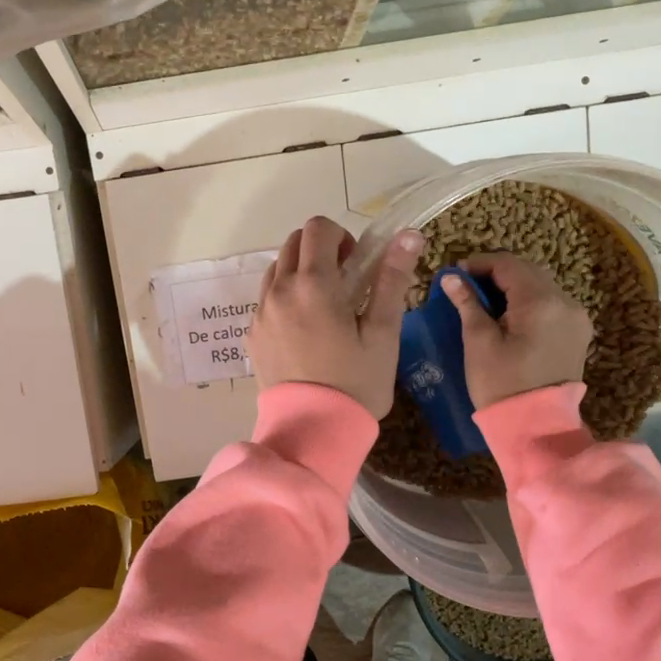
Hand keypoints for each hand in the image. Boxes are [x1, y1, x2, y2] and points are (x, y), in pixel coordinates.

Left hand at [250, 217, 425, 418]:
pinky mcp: (252, 335)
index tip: (356, 263)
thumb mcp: (383, 333)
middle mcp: (279, 291)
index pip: (317, 229)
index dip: (341, 236)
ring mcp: (260, 313)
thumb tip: (408, 236)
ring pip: (276, 269)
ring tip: (324, 307)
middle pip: (292, 243)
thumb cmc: (356, 384)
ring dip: (300, 272)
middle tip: (345, 282)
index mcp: (312, 284)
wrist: (313, 431)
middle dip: (320, 249)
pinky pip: (266, 299)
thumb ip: (391, 280)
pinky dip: (285, 297)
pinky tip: (305, 329)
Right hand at [445, 253, 593, 409]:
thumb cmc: (501, 384)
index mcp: (541, 302)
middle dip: (495, 274)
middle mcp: (566, 303)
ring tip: (483, 302)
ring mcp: (576, 319)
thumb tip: (452, 277)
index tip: (454, 274)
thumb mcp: (479, 342)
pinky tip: (507, 317)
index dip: (478, 264)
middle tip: (465, 286)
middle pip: (527, 272)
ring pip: (540, 287)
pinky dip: (527, 303)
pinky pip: (550, 305)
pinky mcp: (576, 334)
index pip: (508, 264)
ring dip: (511, 287)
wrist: (536, 427)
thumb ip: (467, 304)